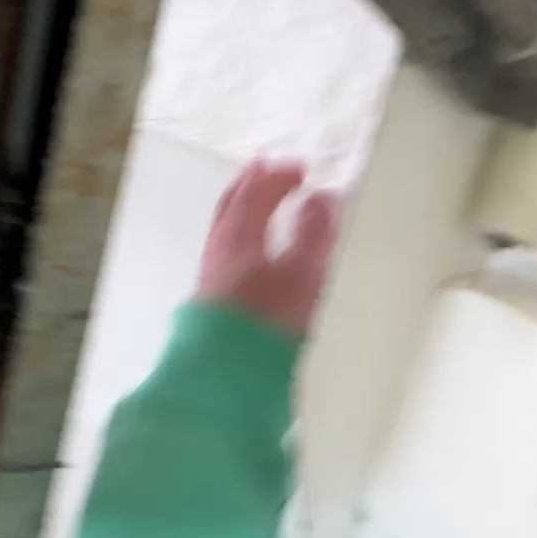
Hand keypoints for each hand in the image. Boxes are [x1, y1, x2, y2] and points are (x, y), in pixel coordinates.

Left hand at [195, 160, 339, 339]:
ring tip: (258, 203)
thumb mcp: (301, 276)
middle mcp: (221, 245)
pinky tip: (247, 248)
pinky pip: (225, 246)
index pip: (258, 193)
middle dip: (254, 184)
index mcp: (241, 234)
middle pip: (233, 203)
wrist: (226, 368)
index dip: (279, 177)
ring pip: (225, 225)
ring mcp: (212, 270)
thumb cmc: (268, 318)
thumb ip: (314, 235)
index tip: (301, 169)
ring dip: (244, 207)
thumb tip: (324, 197)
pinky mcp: (211, 295)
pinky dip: (239, 232)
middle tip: (268, 171)